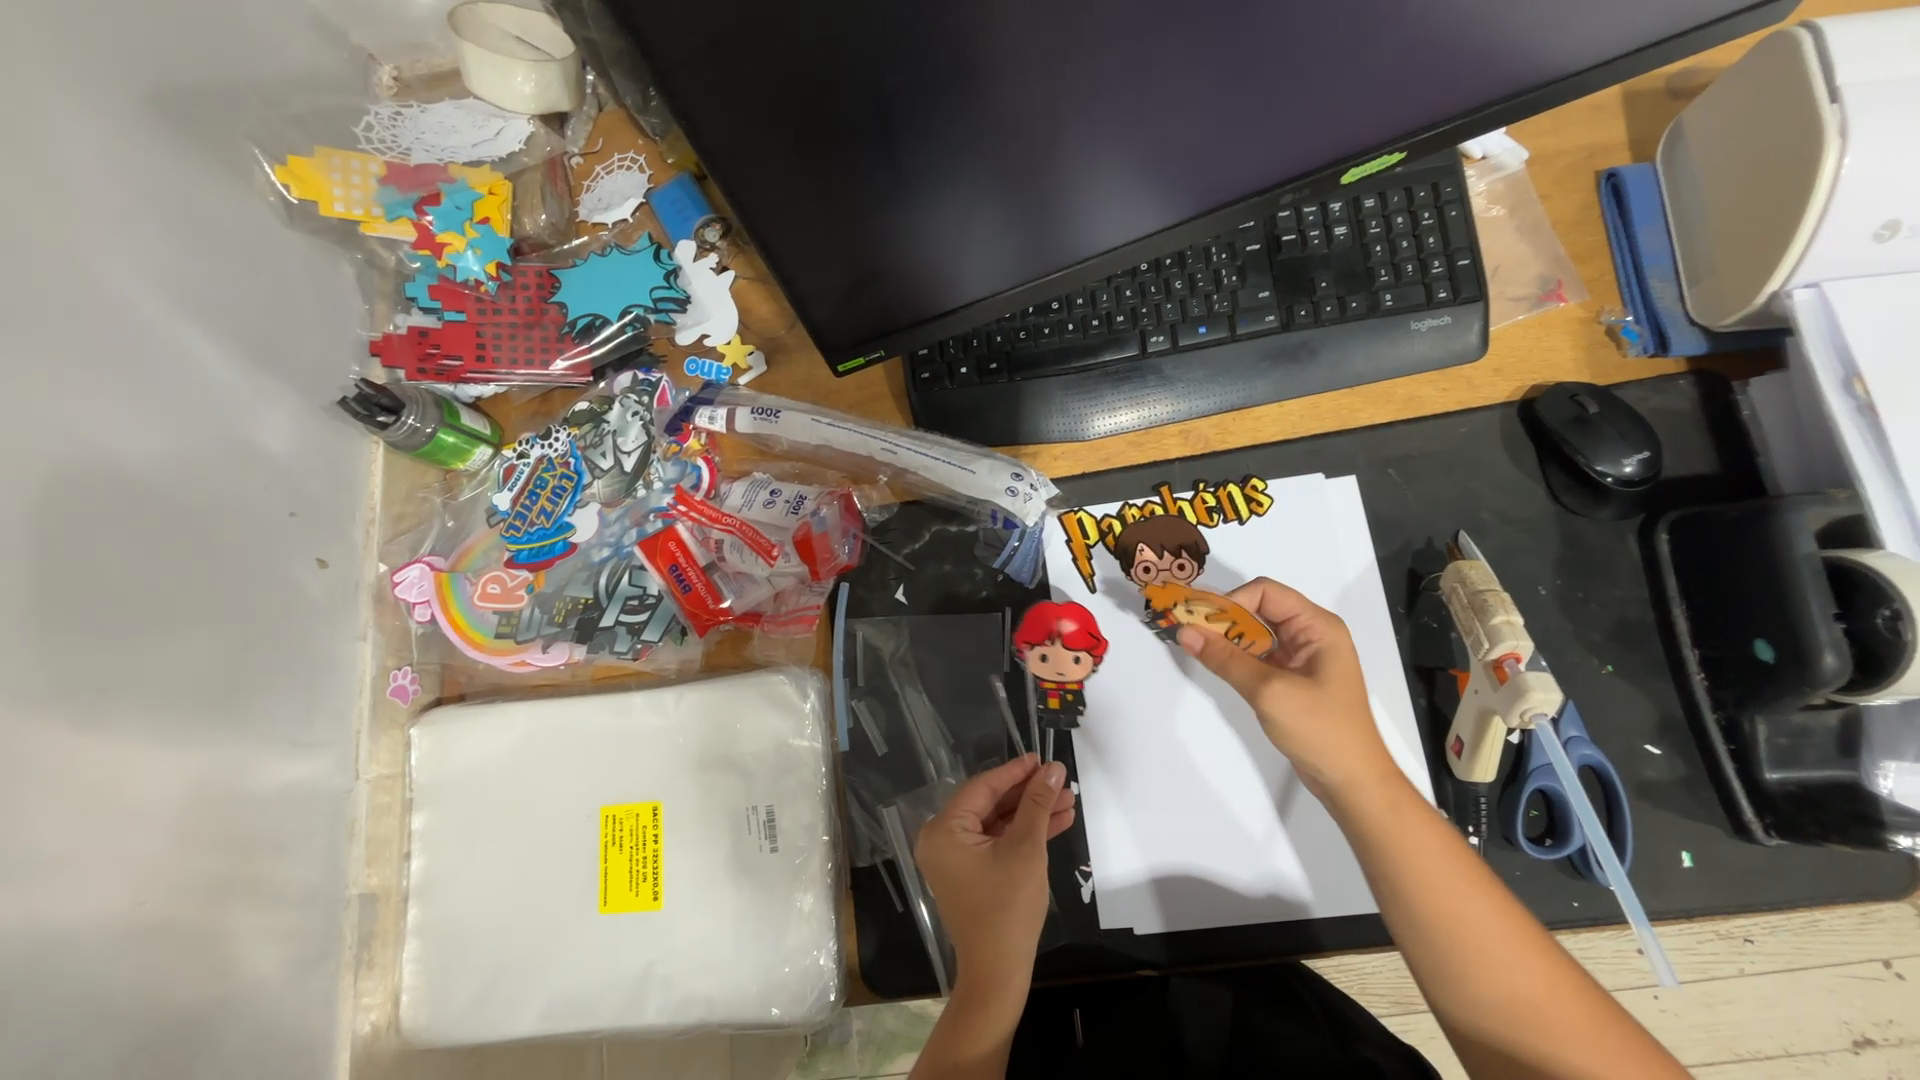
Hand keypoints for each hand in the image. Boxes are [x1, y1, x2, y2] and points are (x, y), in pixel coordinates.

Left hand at [915, 755, 1074, 988]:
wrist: (999, 971)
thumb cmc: (1008, 907)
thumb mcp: (1026, 849)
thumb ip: (1037, 805)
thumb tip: (1052, 769)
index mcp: (944, 830)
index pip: (983, 787)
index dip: (1015, 772)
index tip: (1042, 758)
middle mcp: (943, 839)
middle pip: (991, 803)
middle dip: (1029, 794)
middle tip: (1061, 780)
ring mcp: (957, 858)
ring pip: (998, 823)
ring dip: (1032, 813)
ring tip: (1068, 800)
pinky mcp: (972, 873)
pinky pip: (998, 843)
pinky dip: (1025, 834)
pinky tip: (1058, 822)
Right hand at [1176, 577, 1400, 802]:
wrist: (1351, 780)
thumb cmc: (1319, 729)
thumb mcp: (1268, 691)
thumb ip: (1225, 658)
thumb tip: (1184, 632)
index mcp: (1317, 626)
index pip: (1266, 593)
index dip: (1231, 602)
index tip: (1202, 624)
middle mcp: (1311, 634)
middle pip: (1259, 610)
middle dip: (1224, 619)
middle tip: (1190, 633)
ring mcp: (1302, 657)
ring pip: (1256, 634)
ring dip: (1228, 639)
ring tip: (1198, 648)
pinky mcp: (1292, 679)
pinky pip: (1259, 656)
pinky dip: (1236, 657)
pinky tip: (1216, 665)